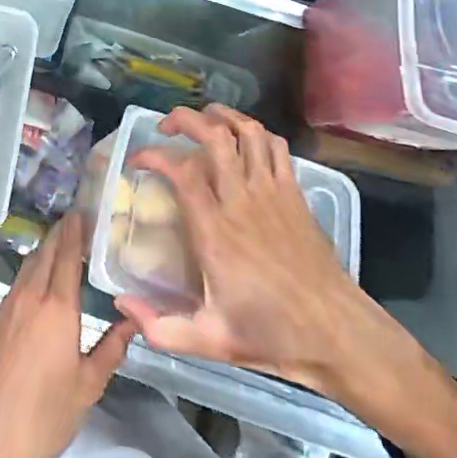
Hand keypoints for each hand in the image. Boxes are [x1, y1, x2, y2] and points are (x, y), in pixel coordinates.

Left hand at [0, 214, 136, 457]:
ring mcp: (7, 307)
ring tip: (64, 243)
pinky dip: (33, 267)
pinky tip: (42, 277)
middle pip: (45, 251)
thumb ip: (112, 348)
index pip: (67, 254)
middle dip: (62, 232)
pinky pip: (18, 281)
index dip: (76, 229)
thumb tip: (133, 321)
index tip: (86, 210)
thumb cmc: (45, 415)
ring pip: (29, 264)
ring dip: (46, 248)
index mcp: (57, 307)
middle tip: (79, 220)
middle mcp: (30, 297)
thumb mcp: (88, 386)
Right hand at [115, 105, 456, 457]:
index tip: (137, 160)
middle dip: (185, 119)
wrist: (335, 331)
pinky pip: (276, 147)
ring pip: (247, 132)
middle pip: (214, 136)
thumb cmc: (271, 334)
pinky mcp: (295, 193)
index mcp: (215, 231)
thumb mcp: (209, 341)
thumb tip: (121, 305)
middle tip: (166, 127)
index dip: (153, 155)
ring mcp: (272, 191)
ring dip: (222, 116)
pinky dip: (257, 132)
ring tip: (204, 119)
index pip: (181, 171)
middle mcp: (241, 200)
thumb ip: (160, 328)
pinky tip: (245, 139)